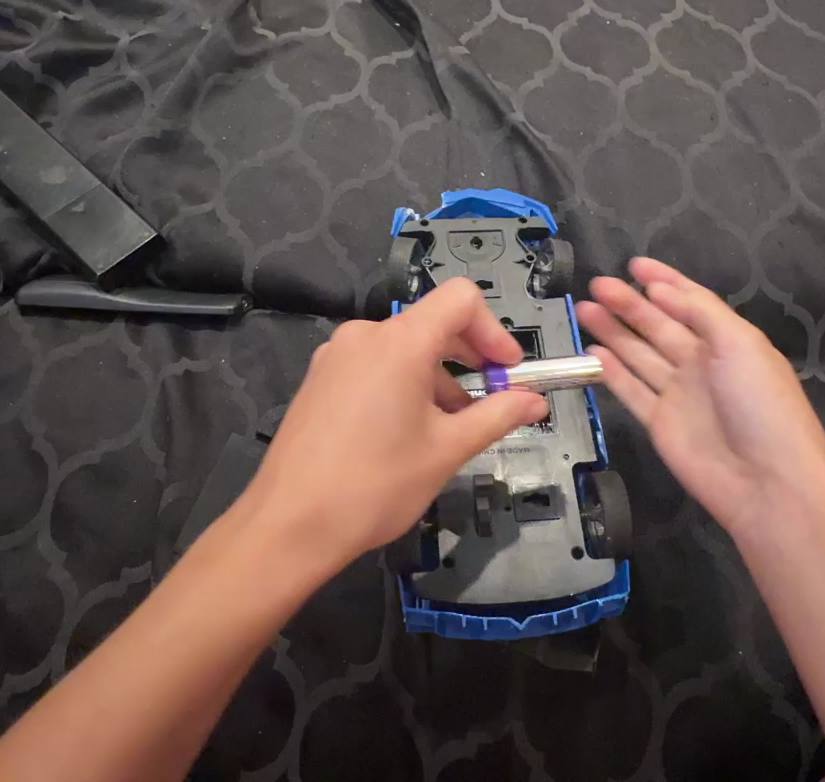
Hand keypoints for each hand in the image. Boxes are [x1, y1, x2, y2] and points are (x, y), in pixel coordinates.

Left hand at [235, 278, 549, 573]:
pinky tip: (409, 431)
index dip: (495, 330)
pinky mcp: (321, 378)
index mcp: (399, 342)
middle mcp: (365, 336)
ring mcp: (337, 355)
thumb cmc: (374, 486)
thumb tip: (535, 401)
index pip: (461, 299)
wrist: (289, 525)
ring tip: (450, 429)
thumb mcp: (447, 451)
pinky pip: (375, 364)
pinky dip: (404, 383)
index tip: (508, 371)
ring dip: (438, 377)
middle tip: (492, 400)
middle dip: (470, 357)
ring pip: (404, 347)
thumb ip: (497, 416)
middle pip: (433, 322)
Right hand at [577, 257, 824, 536]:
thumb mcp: (740, 344)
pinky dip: (611, 371)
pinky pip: (631, 390)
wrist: (768, 484)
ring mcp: (679, 394)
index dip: (664, 281)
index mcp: (728, 341)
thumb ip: (700, 311)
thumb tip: (660, 290)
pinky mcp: (659, 423)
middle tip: (598, 284)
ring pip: (639, 354)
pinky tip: (592, 352)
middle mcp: (702, 363)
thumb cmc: (762, 405)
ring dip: (613, 331)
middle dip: (629, 303)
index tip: (634, 264)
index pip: (690, 302)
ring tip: (585, 308)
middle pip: (658, 325)